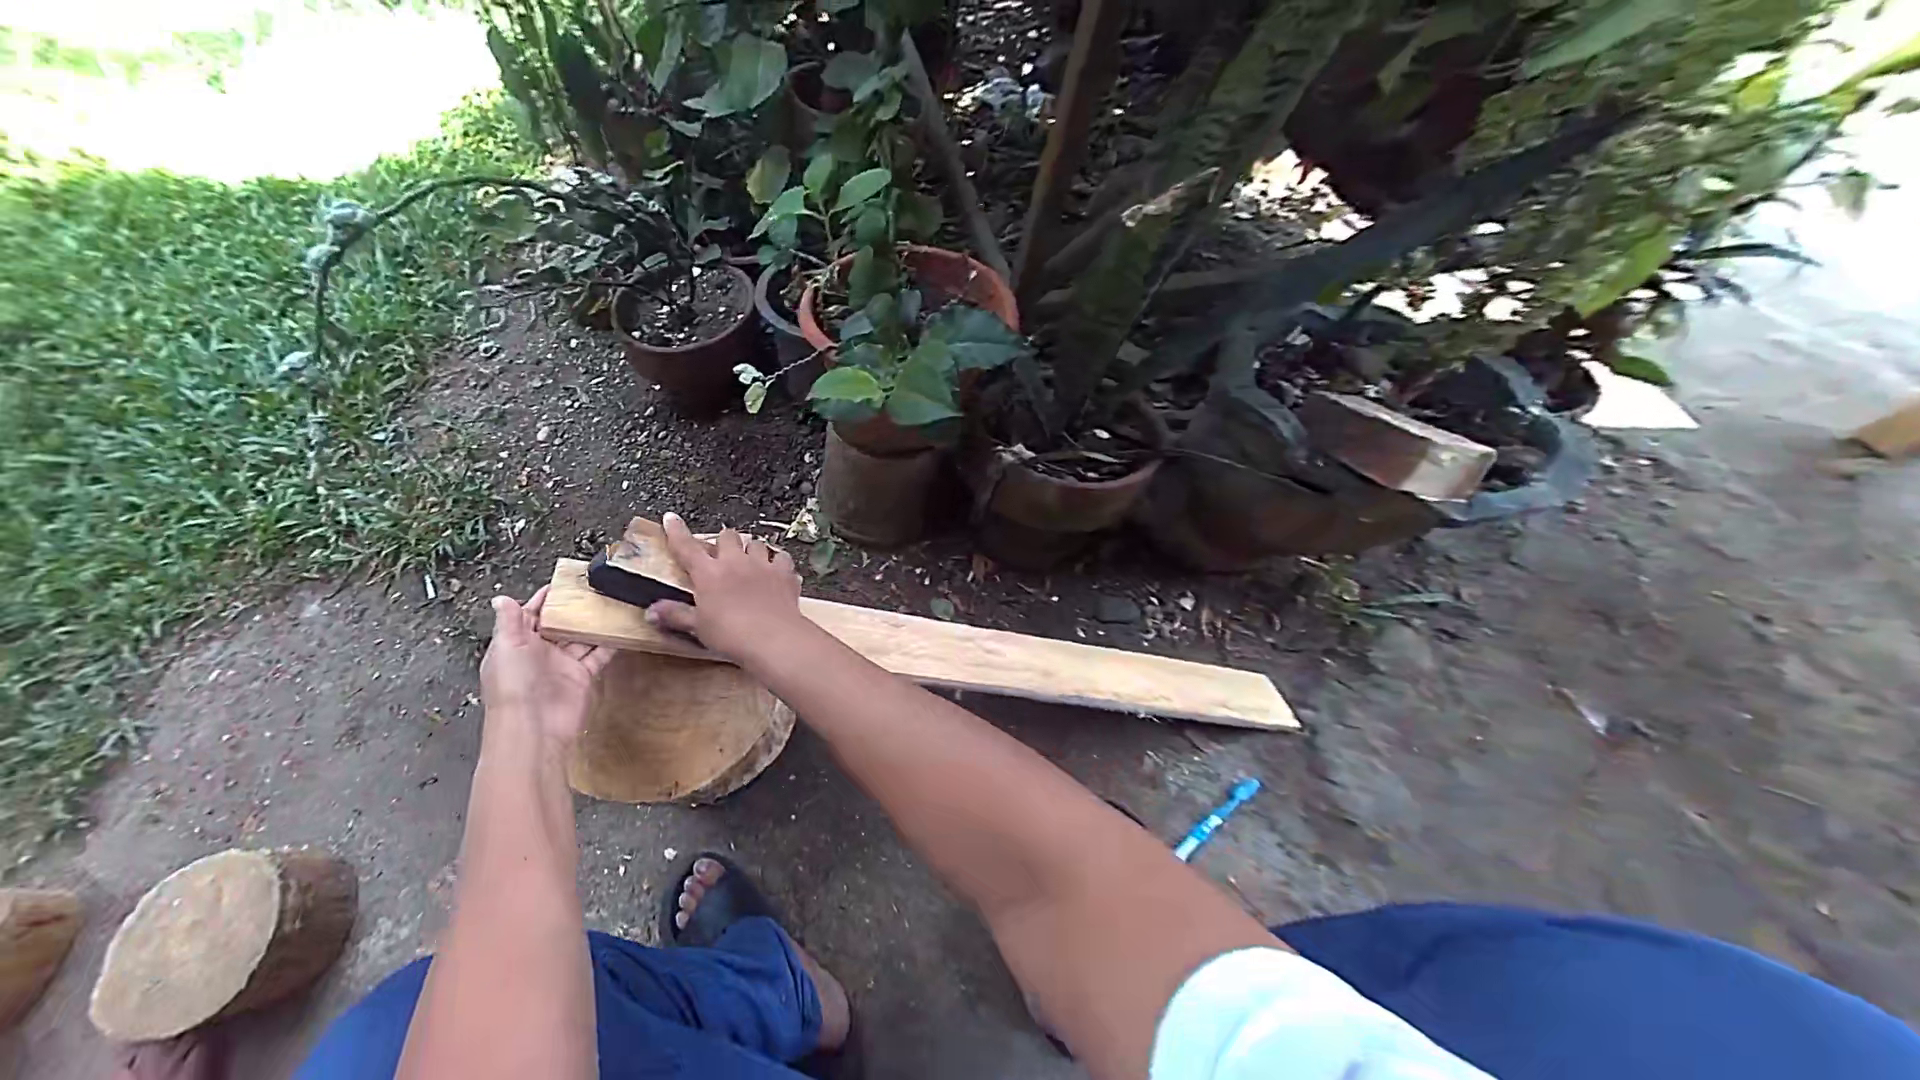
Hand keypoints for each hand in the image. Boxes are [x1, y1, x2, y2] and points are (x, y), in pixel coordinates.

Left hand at [480, 585, 615, 745]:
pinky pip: (599, 655)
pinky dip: (610, 643)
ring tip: (611, 604)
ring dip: (593, 623)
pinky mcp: (583, 676)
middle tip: (594, 589)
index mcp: (518, 644)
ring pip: (581, 638)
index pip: (531, 616)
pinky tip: (621, 628)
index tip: (562, 583)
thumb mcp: (506, 647)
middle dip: (573, 609)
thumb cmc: (514, 686)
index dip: (545, 599)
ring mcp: (563, 664)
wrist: (534, 727)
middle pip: (560, 625)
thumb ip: (508, 622)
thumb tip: (500, 598)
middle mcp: (541, 652)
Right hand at [645, 512, 805, 663]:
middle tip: (722, 553)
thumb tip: (651, 612)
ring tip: (749, 560)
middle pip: (728, 536)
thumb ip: (676, 615)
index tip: (671, 518)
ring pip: (757, 543)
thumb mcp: (698, 627)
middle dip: (723, 541)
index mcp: (709, 573)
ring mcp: (763, 565)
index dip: (677, 532)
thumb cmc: (730, 635)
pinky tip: (777, 571)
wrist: (773, 638)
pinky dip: (779, 562)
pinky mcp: (785, 573)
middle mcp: (735, 562)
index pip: (687, 547)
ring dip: (751, 549)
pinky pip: (783, 558)